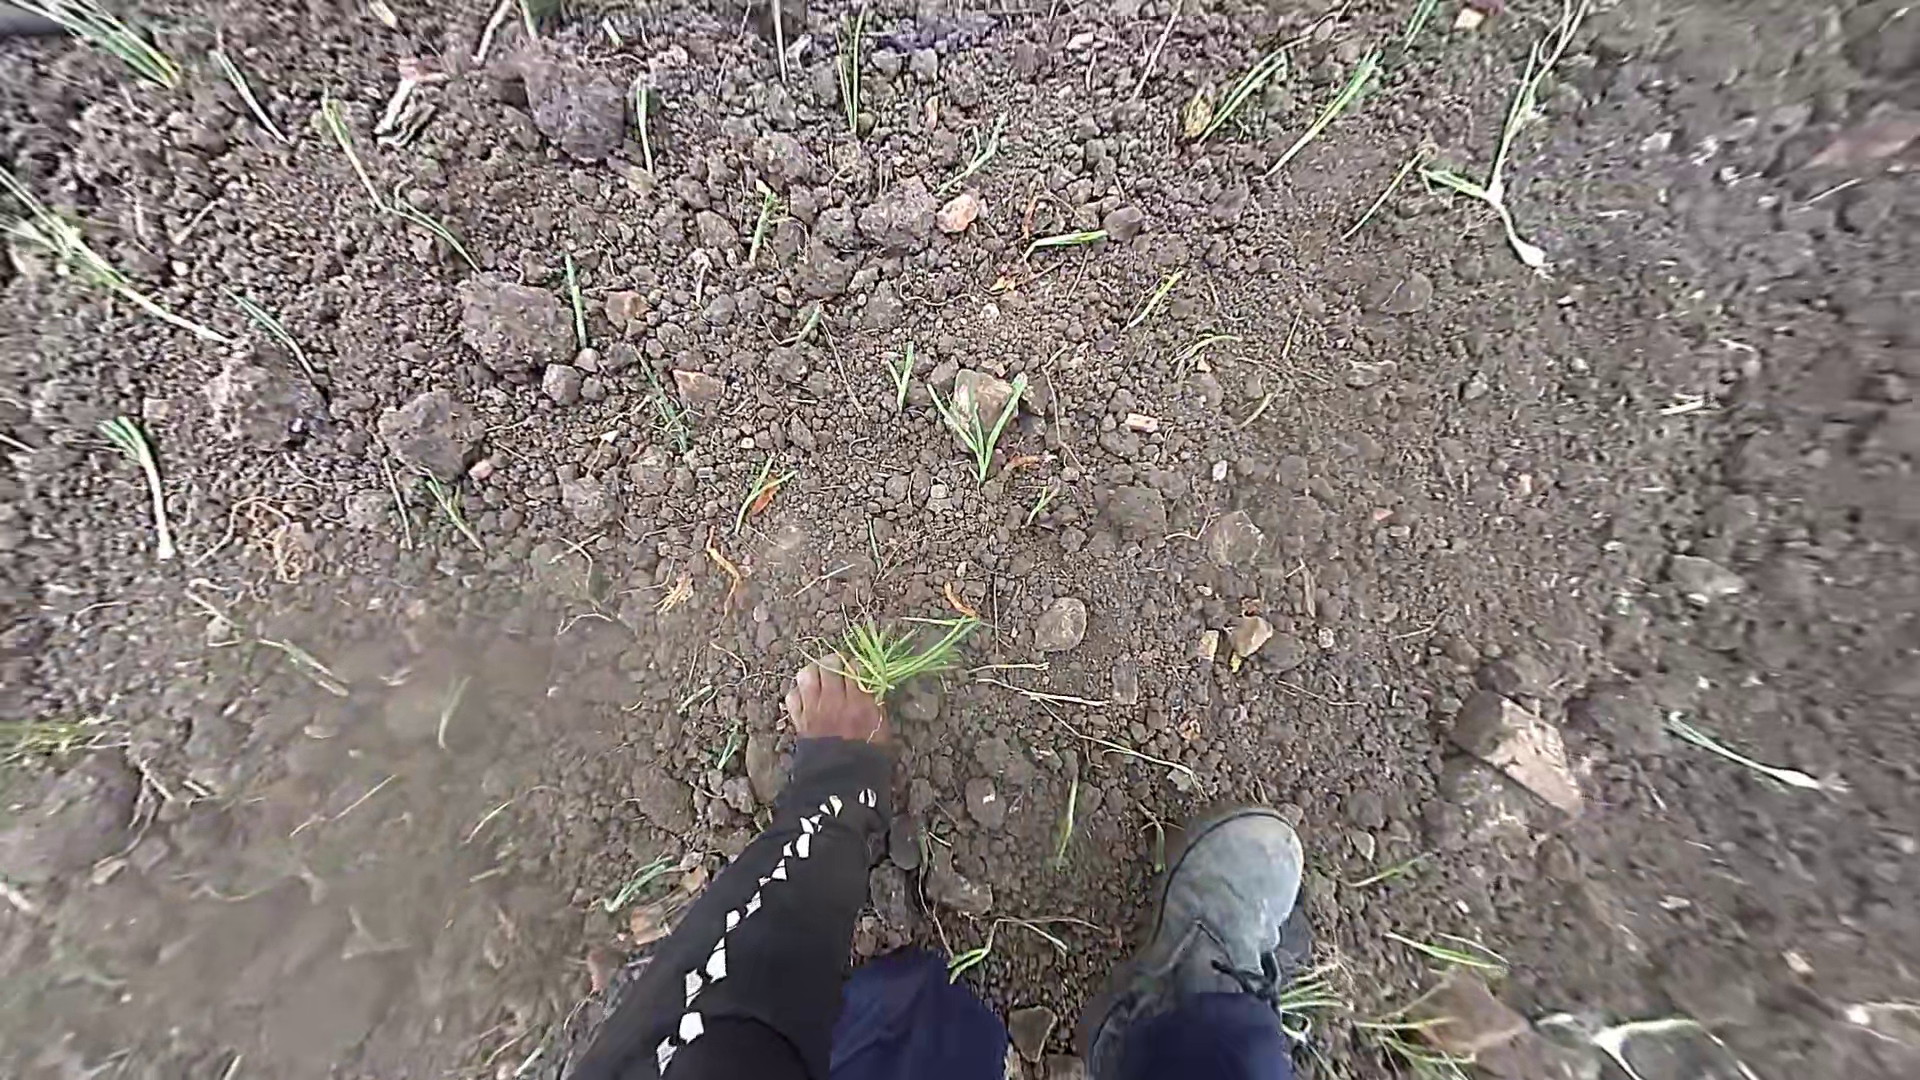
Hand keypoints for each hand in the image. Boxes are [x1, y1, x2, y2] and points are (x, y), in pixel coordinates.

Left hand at [783, 660, 888, 744]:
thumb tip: (870, 684)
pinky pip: (792, 695)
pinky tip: (808, 696)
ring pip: (807, 674)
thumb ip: (875, 701)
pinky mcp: (799, 719)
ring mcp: (813, 708)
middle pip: (829, 664)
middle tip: (839, 667)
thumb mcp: (881, 725)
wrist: (840, 780)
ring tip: (821, 677)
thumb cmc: (866, 753)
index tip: (858, 668)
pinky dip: (799, 691)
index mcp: (858, 701)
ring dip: (815, 671)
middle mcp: (833, 700)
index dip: (855, 663)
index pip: (854, 667)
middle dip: (835, 661)